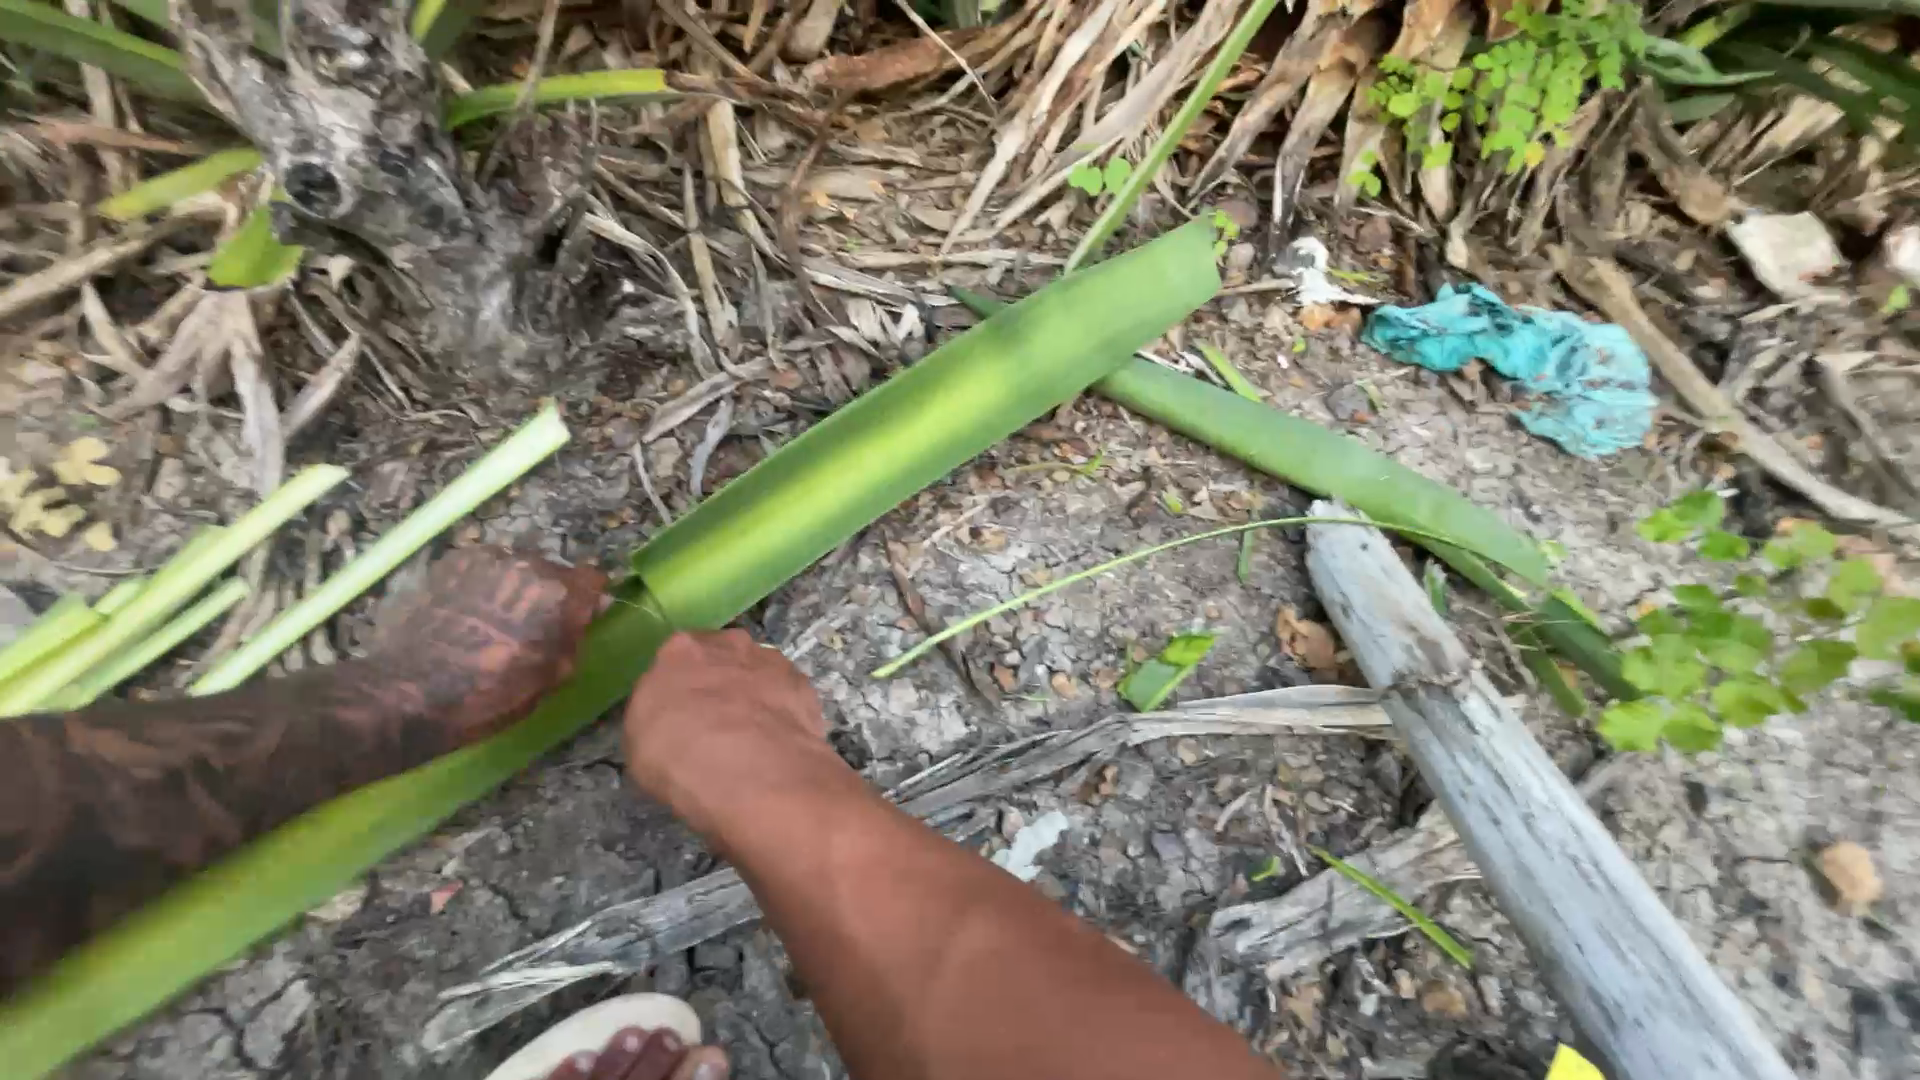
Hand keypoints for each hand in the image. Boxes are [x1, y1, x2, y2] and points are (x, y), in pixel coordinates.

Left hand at [371, 547, 604, 743]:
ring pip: (516, 567)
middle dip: (550, 593)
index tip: (580, 616)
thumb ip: (576, 636)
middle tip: (533, 624)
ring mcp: (485, 559)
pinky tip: (466, 612)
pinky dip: (482, 584)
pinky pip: (481, 568)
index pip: (593, 579)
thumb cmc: (490, 695)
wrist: (405, 695)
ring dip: (515, 586)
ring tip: (494, 618)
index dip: (589, 599)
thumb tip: (588, 612)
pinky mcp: (449, 563)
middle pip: (554, 571)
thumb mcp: (553, 676)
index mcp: (560, 593)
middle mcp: (527, 565)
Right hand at [623, 630, 835, 837]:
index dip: (682, 689)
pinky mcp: (803, 683)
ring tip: (755, 738)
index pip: (678, 661)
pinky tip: (780, 741)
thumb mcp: (641, 741)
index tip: (685, 714)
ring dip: (756, 696)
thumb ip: (659, 716)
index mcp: (680, 651)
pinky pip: (787, 695)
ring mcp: (771, 660)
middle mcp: (728, 644)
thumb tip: (674, 720)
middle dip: (722, 684)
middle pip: (723, 659)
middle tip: (720, 724)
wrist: (749, 767)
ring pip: (759, 673)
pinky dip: (784, 712)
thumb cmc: (678, 756)